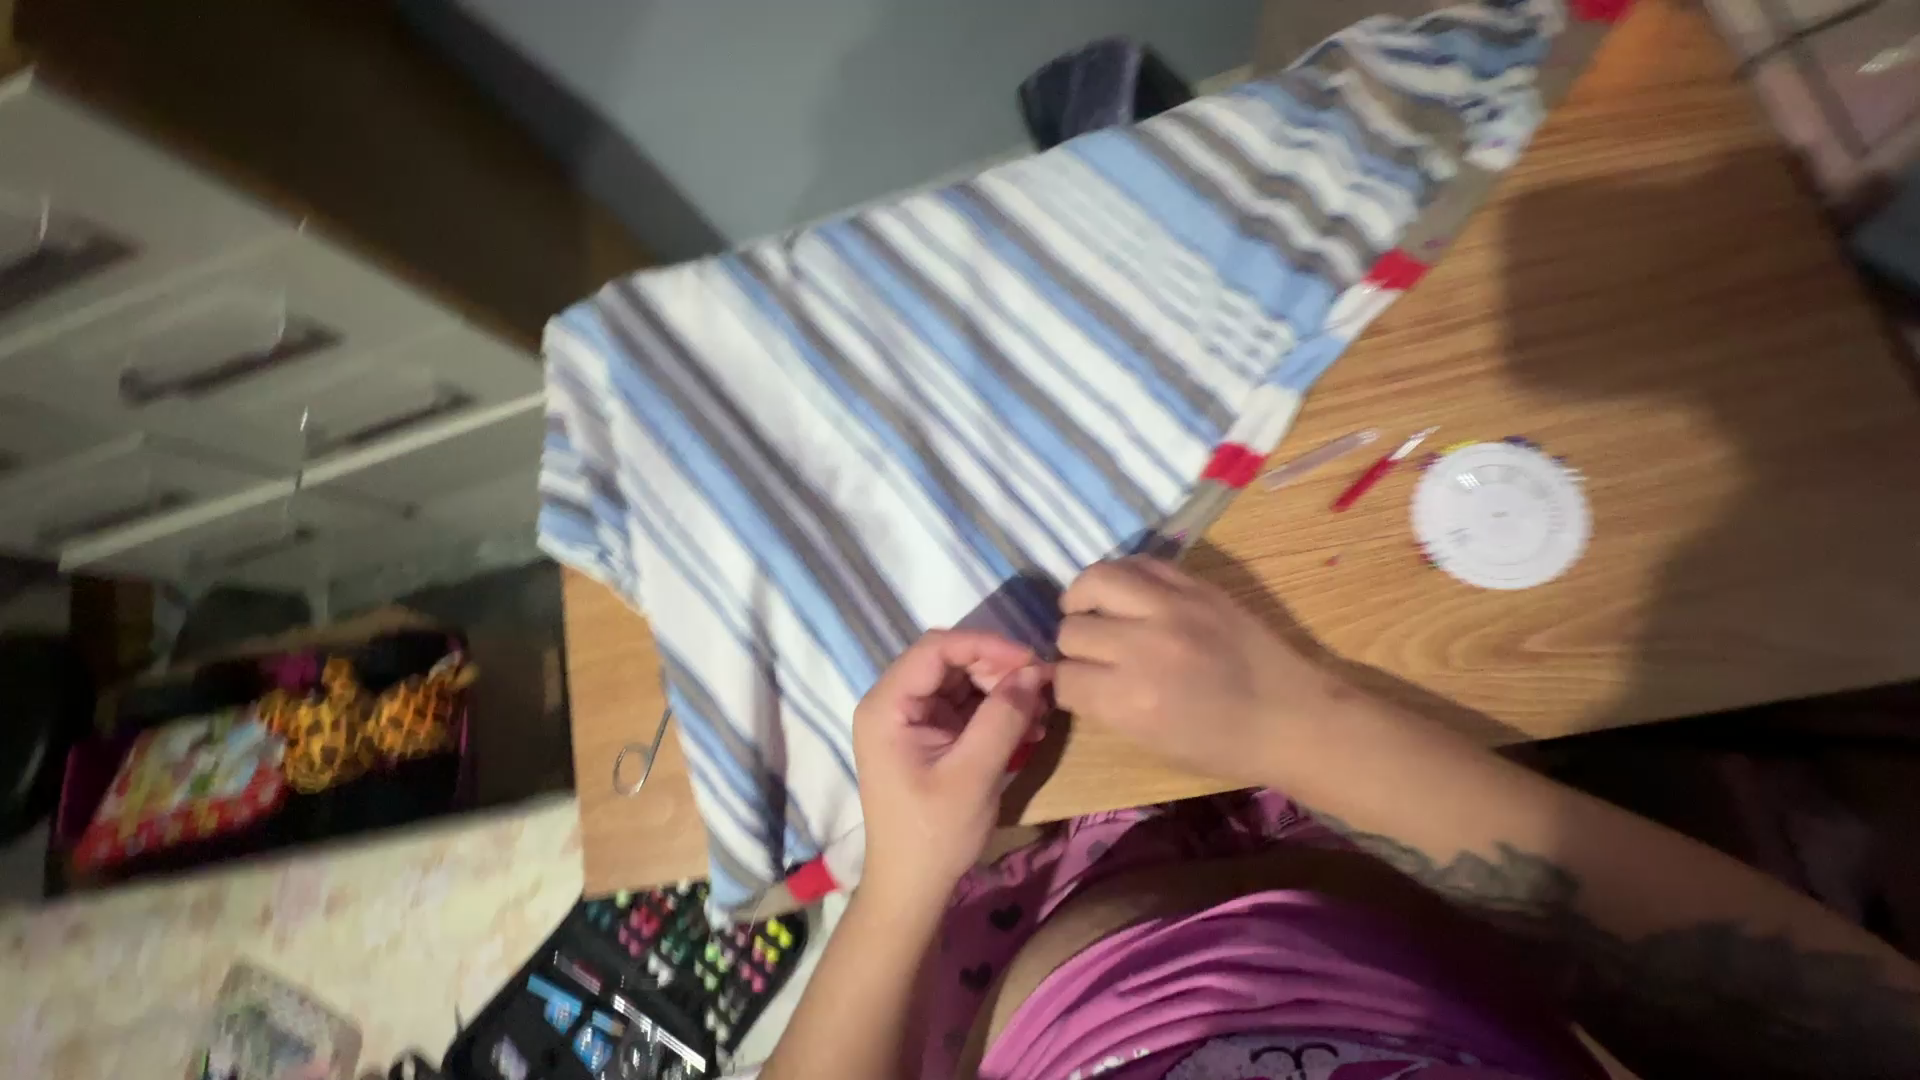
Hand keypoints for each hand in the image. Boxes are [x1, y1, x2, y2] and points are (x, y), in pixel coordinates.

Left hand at [853, 629, 1050, 906]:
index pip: (936, 648)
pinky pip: (965, 704)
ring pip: (961, 679)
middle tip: (1041, 689)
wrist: (912, 887)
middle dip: (998, 668)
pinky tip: (1029, 725)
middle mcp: (893, 701)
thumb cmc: (934, 834)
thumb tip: (1036, 672)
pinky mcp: (929, 733)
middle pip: (950, 660)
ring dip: (1002, 688)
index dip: (985, 645)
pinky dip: (996, 709)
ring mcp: (910, 717)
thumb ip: (1003, 718)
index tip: (1031, 662)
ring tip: (1041, 711)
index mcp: (887, 705)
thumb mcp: (974, 774)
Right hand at [1054, 557, 1353, 784]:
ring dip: (1083, 600)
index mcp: (1131, 700)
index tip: (1079, 686)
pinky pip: (1137, 563)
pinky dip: (1120, 578)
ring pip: (1094, 580)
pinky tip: (1123, 594)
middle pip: (1072, 630)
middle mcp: (1143, 647)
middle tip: (1091, 654)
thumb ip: (1105, 705)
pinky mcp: (1194, 584)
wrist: (1294, 717)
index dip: (1066, 684)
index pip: (1064, 678)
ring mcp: (1170, 608)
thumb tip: (1073, 674)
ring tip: (1091, 610)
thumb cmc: (1223, 745)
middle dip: (1073, 647)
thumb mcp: (1151, 741)